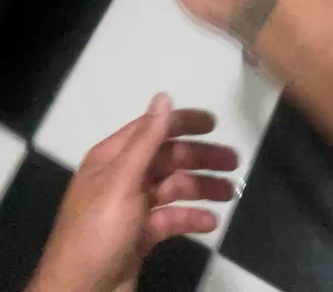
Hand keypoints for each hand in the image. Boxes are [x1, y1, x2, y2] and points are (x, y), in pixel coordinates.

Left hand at [30, 94, 238, 291]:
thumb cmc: (98, 231)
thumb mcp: (122, 181)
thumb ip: (146, 140)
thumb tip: (164, 96)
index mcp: (113, 157)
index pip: (153, 129)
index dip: (183, 123)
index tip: (214, 124)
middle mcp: (123, 177)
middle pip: (168, 159)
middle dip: (200, 158)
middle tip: (234, 161)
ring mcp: (132, 208)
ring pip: (173, 188)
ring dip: (201, 187)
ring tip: (230, 192)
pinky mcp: (140, 236)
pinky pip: (170, 219)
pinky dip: (190, 218)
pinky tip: (211, 222)